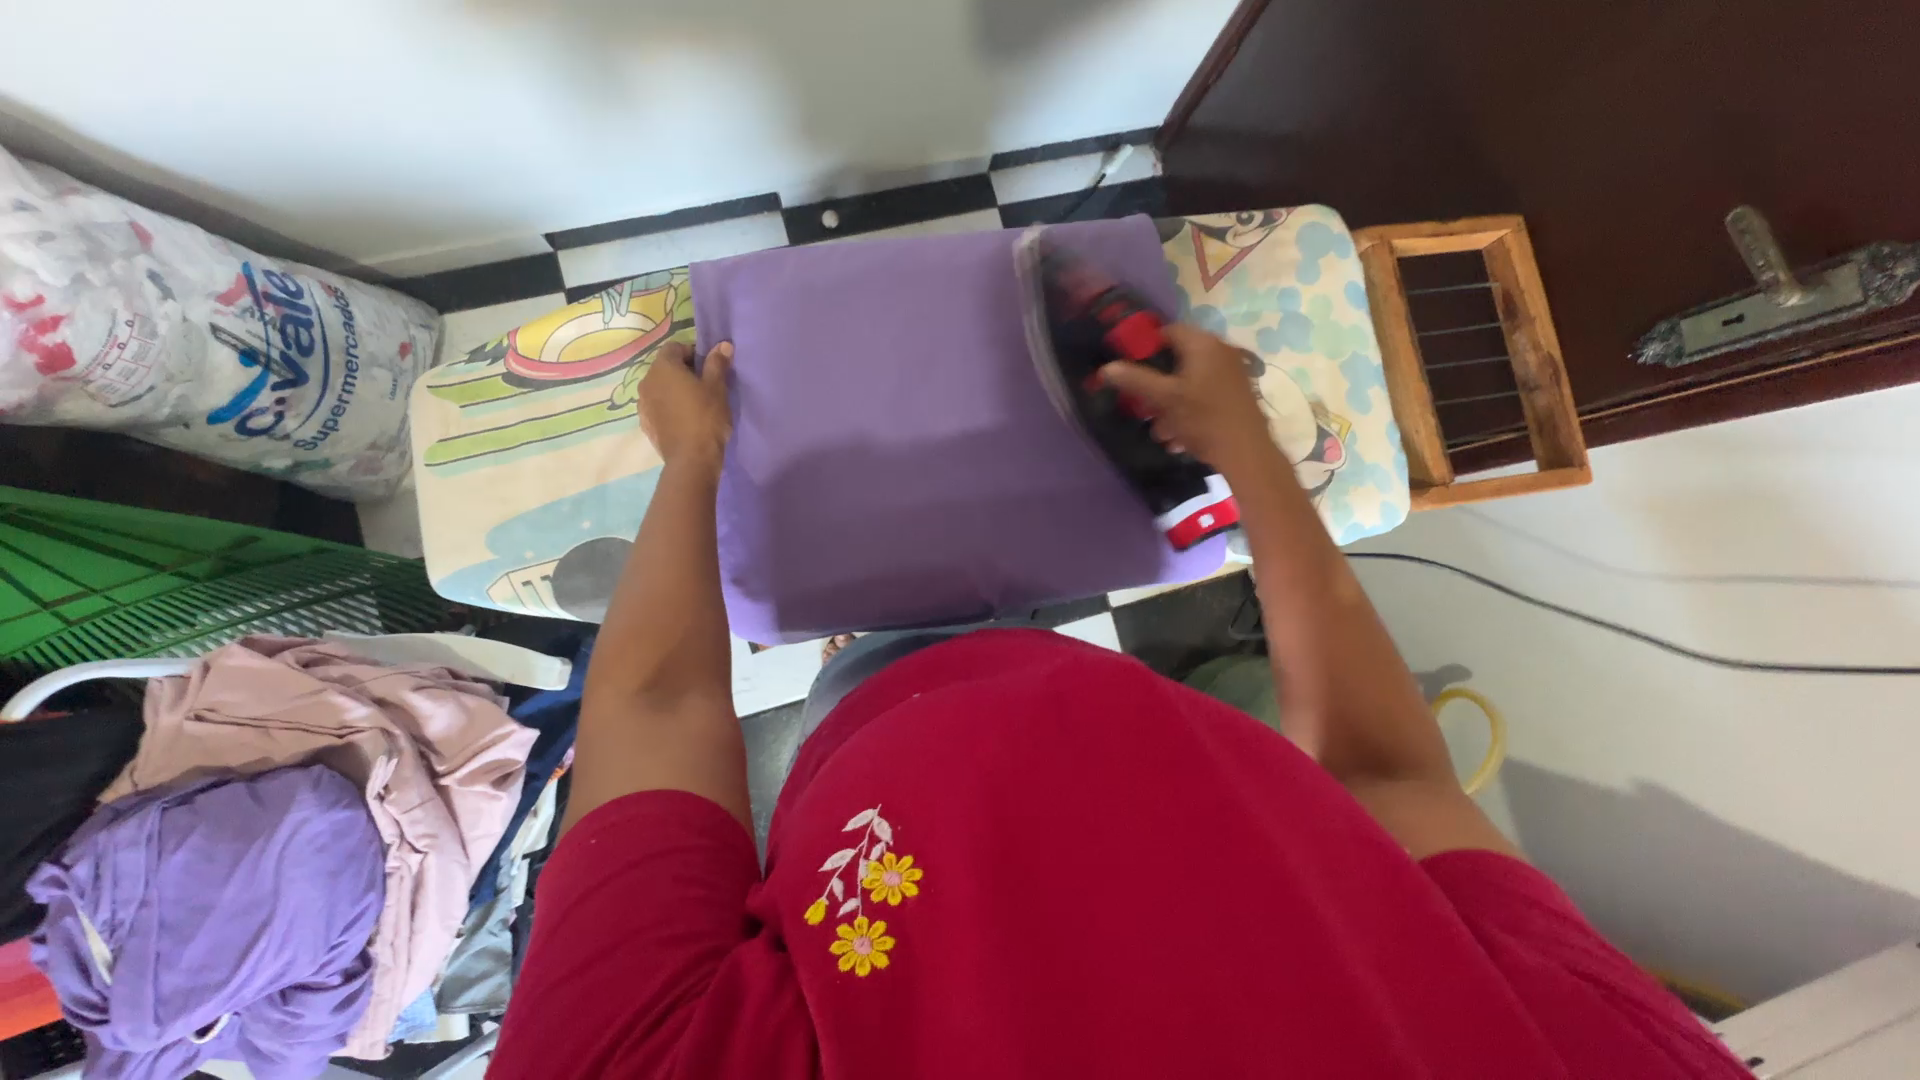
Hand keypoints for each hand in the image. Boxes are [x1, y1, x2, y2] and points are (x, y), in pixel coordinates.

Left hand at [639, 341, 733, 468]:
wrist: (691, 459)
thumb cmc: (706, 418)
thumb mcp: (717, 388)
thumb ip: (717, 363)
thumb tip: (722, 345)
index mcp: (663, 367)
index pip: (675, 347)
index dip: (693, 353)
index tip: (709, 368)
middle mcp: (647, 381)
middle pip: (665, 367)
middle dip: (683, 372)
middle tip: (705, 386)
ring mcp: (643, 404)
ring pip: (660, 388)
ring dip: (674, 390)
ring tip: (694, 405)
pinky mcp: (646, 423)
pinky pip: (657, 407)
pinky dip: (668, 407)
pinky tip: (684, 420)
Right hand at [1097, 323, 1280, 477]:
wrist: (1247, 452)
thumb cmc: (1204, 418)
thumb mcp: (1165, 399)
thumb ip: (1135, 380)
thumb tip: (1105, 368)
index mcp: (1204, 344)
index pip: (1167, 332)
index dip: (1144, 348)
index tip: (1129, 370)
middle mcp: (1220, 352)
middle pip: (1176, 361)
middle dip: (1155, 386)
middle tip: (1141, 406)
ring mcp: (1230, 374)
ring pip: (1187, 384)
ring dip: (1168, 406)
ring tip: (1160, 430)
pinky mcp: (1234, 396)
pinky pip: (1202, 397)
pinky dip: (1186, 413)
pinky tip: (1178, 438)